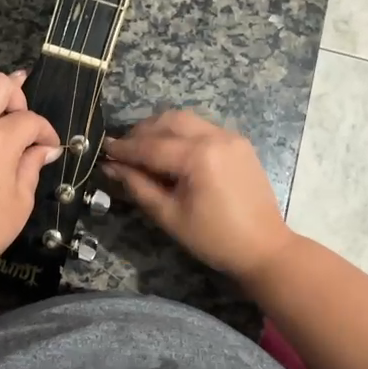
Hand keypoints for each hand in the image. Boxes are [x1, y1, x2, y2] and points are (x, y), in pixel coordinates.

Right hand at [100, 110, 295, 280]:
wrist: (265, 248)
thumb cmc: (214, 239)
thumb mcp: (169, 216)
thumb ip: (138, 186)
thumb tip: (111, 167)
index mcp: (199, 157)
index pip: (151, 146)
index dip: (124, 148)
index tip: (102, 149)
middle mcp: (216, 137)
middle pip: (168, 121)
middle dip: (141, 132)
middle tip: (122, 149)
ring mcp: (230, 137)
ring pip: (186, 120)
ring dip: (161, 128)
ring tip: (143, 148)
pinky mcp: (239, 143)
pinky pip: (202, 128)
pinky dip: (181, 133)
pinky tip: (171, 152)